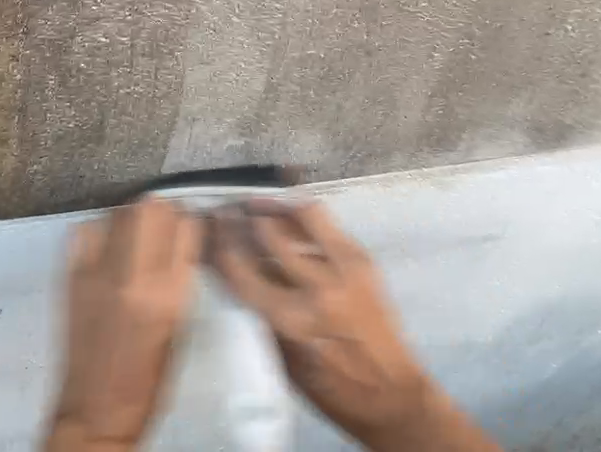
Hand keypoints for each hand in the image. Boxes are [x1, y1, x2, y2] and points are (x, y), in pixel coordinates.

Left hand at [46, 196, 203, 451]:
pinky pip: (86, 228)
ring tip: (132, 236)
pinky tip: (104, 246)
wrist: (94, 412)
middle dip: (160, 212)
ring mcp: (99, 272)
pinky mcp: (71, 275)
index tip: (186, 227)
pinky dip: (97, 230)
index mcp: (170, 295)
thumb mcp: (179, 326)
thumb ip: (180, 278)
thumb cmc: (147, 378)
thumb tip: (182, 237)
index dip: (189, 221)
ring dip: (130, 218)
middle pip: (151, 207)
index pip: (188, 226)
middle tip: (159, 228)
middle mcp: (135, 276)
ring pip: (120, 211)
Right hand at [209, 199, 500, 451]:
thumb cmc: (330, 389)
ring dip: (273, 206)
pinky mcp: (364, 261)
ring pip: (303, 215)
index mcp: (290, 321)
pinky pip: (328, 224)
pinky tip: (288, 214)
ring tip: (255, 203)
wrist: (394, 398)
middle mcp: (317, 289)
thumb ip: (259, 313)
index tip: (206, 228)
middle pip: (268, 235)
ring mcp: (345, 270)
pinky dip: (303, 216)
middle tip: (226, 209)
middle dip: (241, 218)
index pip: (241, 269)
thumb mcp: (282, 359)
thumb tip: (233, 272)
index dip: (219, 244)